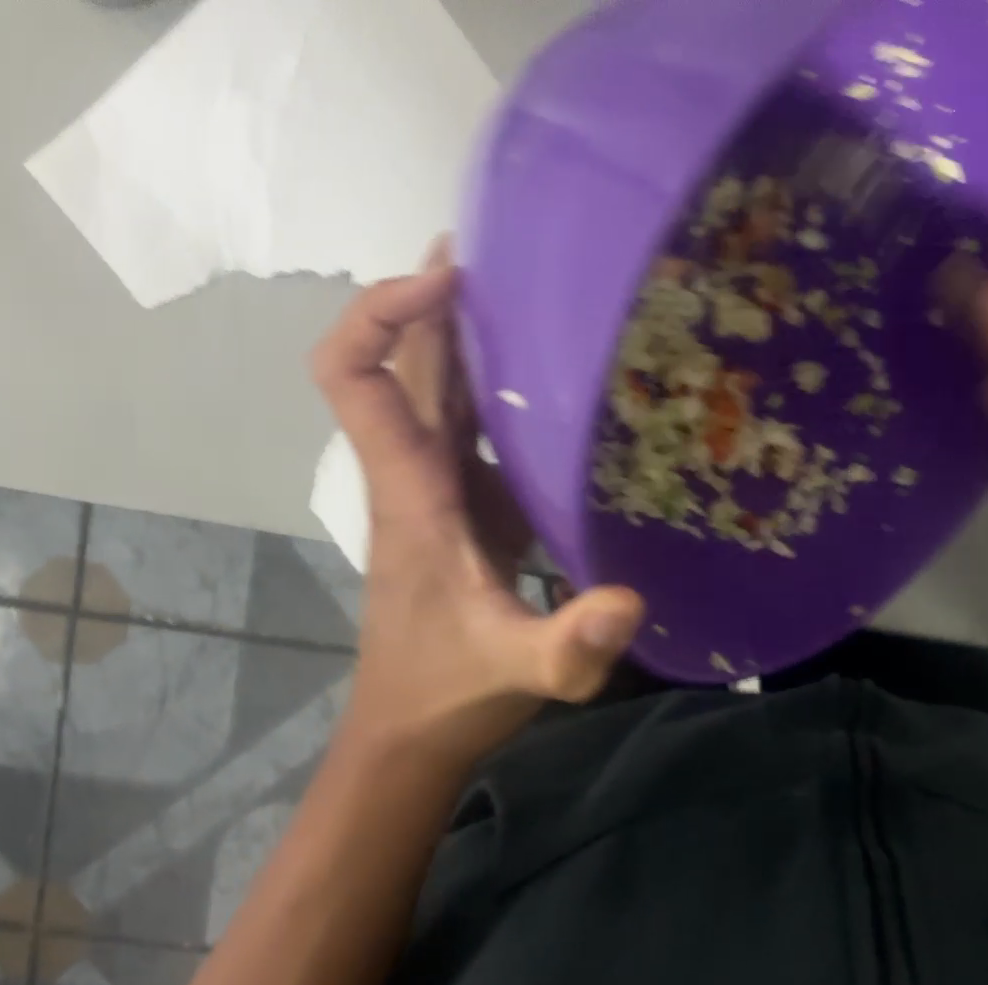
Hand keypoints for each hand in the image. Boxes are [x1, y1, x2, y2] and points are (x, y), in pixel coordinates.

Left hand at [311, 239, 644, 763]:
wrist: (409, 732)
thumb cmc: (446, 694)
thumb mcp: (520, 671)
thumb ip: (571, 645)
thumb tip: (633, 600)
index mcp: (411, 491)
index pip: (354, 374)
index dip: (382, 311)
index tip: (453, 280)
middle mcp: (415, 475)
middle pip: (402, 362)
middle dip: (436, 298)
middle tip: (505, 250)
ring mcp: (439, 491)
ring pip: (438, 390)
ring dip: (468, 337)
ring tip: (535, 295)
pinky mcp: (467, 511)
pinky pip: (473, 431)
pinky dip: (499, 393)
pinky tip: (557, 390)